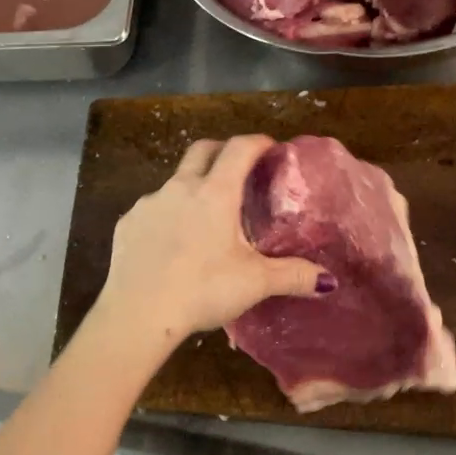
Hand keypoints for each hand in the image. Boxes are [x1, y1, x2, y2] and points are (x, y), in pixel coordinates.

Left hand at [93, 135, 327, 347]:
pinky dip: (166, 216)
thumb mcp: (255, 283)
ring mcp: (148, 203)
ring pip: (174, 182)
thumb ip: (293, 276)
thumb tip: (328, 280)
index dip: (257, 142)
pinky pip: (151, 210)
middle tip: (238, 169)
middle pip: (201, 150)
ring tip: (205, 217)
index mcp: (214, 193)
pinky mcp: (127, 223)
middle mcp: (179, 187)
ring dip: (192, 188)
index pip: (239, 148)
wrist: (138, 312)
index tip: (270, 148)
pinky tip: (171, 243)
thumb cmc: (202, 289)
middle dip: (222, 151)